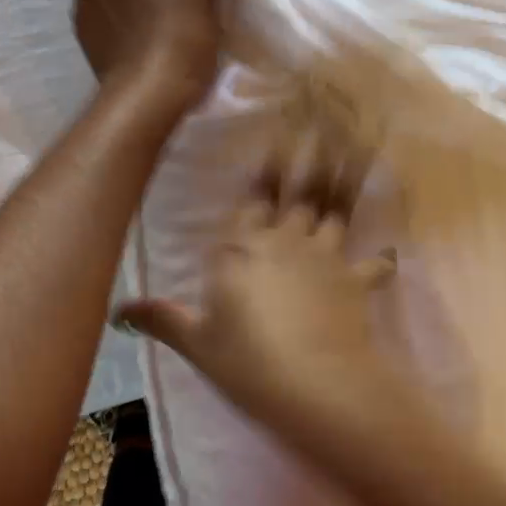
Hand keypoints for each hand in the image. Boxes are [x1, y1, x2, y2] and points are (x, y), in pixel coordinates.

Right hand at [113, 152, 398, 440]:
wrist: (315, 384)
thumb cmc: (247, 360)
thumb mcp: (197, 343)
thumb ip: (162, 319)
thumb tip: (117, 310)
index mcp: (241, 248)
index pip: (251, 200)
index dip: (264, 171)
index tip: (280, 135)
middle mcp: (284, 240)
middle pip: (296, 194)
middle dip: (308, 160)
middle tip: (326, 121)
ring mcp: (324, 257)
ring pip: (333, 214)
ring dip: (343, 189)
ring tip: (358, 157)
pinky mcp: (355, 281)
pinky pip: (373, 263)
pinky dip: (380, 258)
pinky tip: (388, 253)